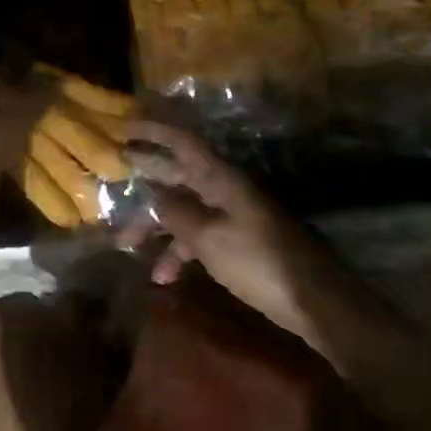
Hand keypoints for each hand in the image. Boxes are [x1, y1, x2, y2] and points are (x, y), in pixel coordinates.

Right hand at [118, 121, 340, 346]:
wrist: (317, 303)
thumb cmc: (258, 261)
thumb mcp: (207, 236)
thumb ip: (175, 212)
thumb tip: (154, 196)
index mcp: (220, 179)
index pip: (181, 142)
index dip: (152, 131)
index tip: (122, 127)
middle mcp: (224, 190)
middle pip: (178, 175)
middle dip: (145, 176)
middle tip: (114, 172)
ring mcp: (232, 217)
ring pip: (183, 210)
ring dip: (156, 226)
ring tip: (126, 244)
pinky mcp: (238, 242)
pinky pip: (198, 236)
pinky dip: (179, 252)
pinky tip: (164, 277)